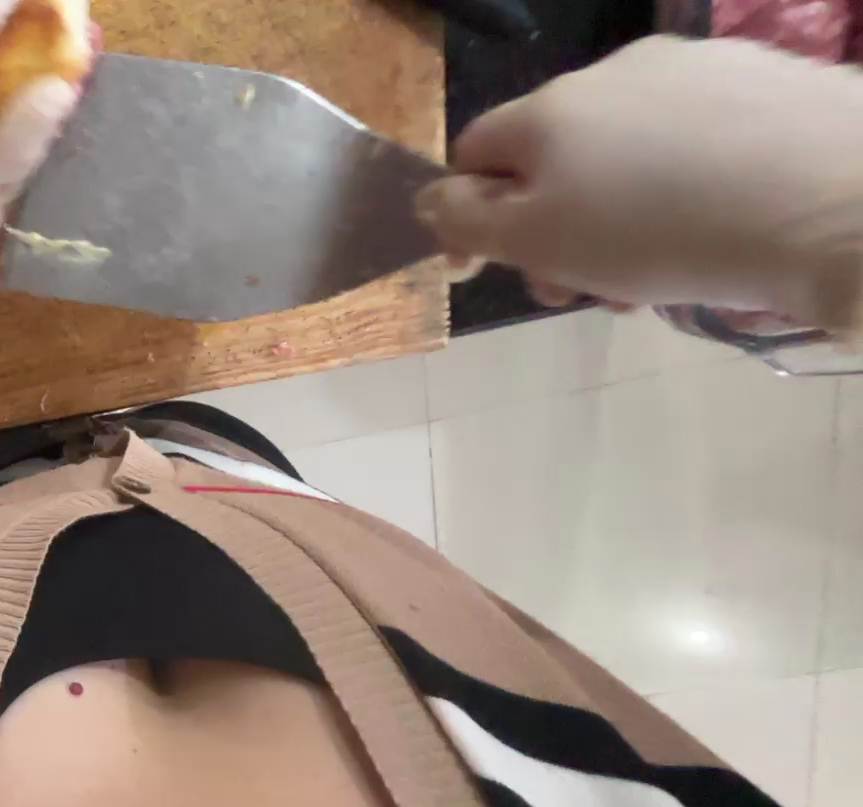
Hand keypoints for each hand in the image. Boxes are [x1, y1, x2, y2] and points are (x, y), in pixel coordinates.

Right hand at [417, 36, 862, 334]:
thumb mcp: (525, 239)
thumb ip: (460, 218)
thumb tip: (430, 197)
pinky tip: (690, 239)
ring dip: (601, 224)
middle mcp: (615, 75)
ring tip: (630, 279)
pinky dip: (667, 196)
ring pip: (614, 160)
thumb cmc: (653, 230)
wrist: (848, 201)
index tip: (483, 264)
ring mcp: (698, 72)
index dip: (463, 212)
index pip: (470, 154)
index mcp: (548, 109)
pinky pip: (683, 148)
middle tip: (563, 288)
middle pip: (544, 161)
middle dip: (540, 230)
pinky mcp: (767, 85)